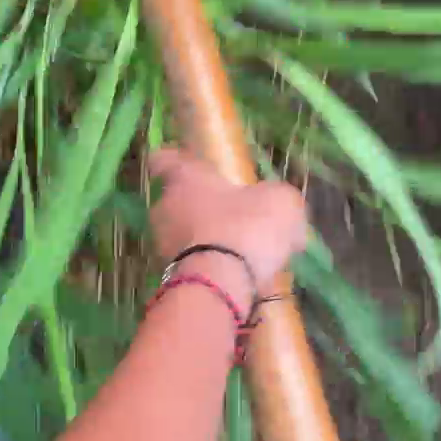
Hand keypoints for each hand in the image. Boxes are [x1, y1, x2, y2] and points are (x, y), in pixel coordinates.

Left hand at [146, 148, 307, 302]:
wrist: (219, 282)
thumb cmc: (245, 227)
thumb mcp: (279, 202)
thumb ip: (276, 198)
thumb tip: (277, 208)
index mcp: (185, 178)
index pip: (165, 159)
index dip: (172, 159)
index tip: (182, 164)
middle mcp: (165, 205)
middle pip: (176, 199)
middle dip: (200, 207)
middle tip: (232, 217)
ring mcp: (161, 240)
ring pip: (183, 233)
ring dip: (205, 239)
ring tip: (240, 254)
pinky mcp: (167, 271)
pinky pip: (190, 262)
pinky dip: (207, 266)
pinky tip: (235, 276)